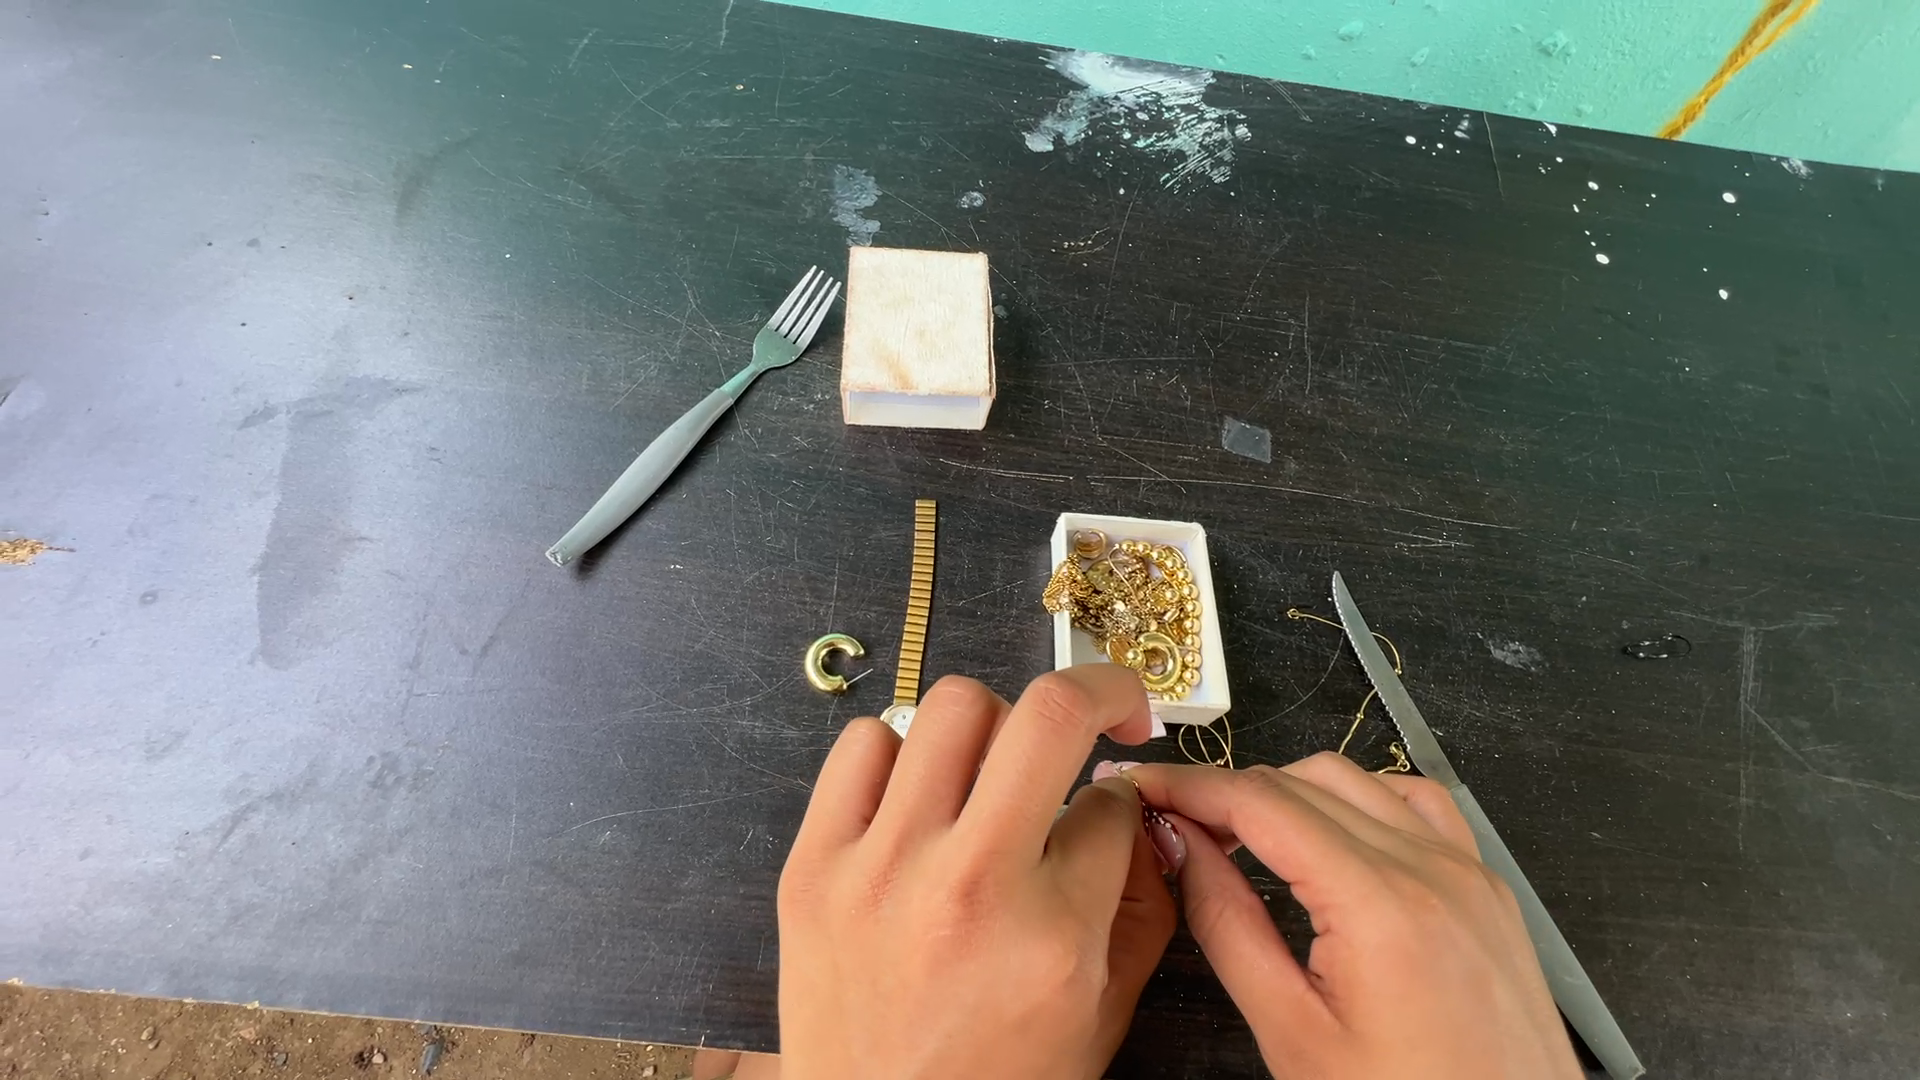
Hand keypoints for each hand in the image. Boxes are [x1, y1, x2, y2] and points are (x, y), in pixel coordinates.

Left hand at [777, 667, 1176, 1079]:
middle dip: (1098, 692)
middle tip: (1102, 710)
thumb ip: (1140, 903)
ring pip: (954, 706)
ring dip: (993, 722)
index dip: (1119, 794)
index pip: (1110, 804)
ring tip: (991, 766)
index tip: (1106, 802)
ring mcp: (880, 867)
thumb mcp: (1101, 1016)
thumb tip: (1133, 803)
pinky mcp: (812, 863)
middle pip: (1047, 713)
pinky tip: (914, 796)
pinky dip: (899, 750)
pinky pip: (864, 742)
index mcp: (1053, 938)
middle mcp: (968, 886)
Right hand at [1122, 753, 1580, 1079]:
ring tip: (1241, 832)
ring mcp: (1466, 867)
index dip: (1186, 783)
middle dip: (1223, 790)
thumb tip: (1176, 836)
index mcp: (1378, 903)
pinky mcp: (1486, 882)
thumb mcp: (1290, 1033)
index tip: (1136, 782)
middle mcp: (1428, 864)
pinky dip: (1355, 794)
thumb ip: (1223, 920)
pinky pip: (1412, 799)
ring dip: (1282, 789)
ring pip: (1348, 777)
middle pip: (1295, 780)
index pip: (1257, 802)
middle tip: (1174, 822)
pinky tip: (1330, 830)